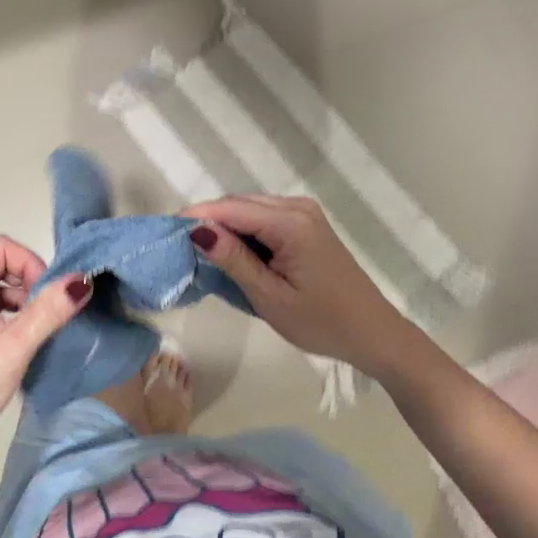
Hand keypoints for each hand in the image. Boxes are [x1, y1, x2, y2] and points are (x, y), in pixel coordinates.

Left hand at [0, 236, 91, 455]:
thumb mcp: (15, 346)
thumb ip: (49, 311)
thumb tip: (83, 281)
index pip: (1, 247)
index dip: (30, 264)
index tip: (48, 295)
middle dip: (29, 280)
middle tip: (48, 311)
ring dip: (23, 297)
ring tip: (38, 326)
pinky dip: (13, 310)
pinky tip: (24, 335)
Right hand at [183, 195, 407, 370]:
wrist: (372, 333)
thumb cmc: (321, 322)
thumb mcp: (270, 296)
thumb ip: (234, 260)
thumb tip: (197, 230)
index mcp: (290, 223)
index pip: (230, 209)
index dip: (196, 216)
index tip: (164, 230)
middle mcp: (297, 207)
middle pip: (238, 204)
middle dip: (208, 220)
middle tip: (177, 245)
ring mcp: (304, 213)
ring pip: (249, 209)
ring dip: (225, 226)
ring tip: (198, 251)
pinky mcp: (306, 224)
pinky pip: (264, 217)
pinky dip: (243, 231)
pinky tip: (231, 252)